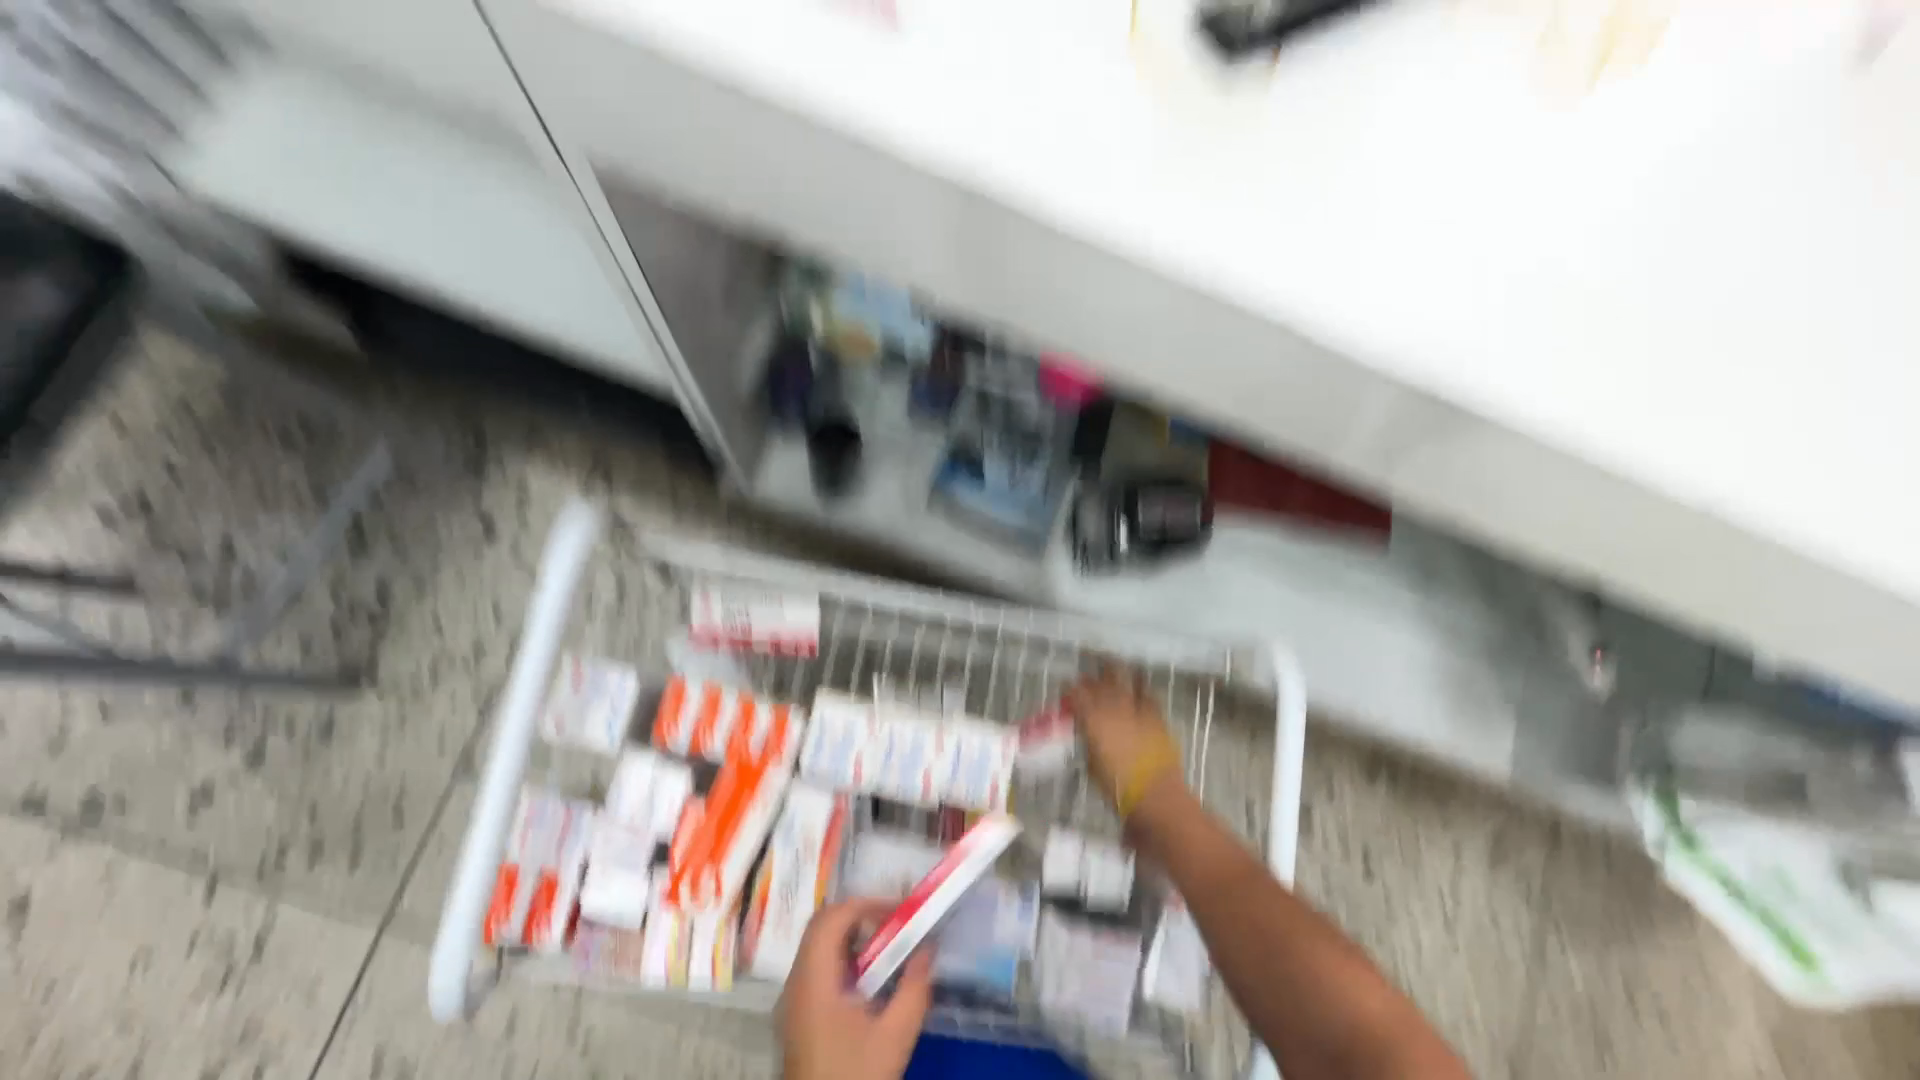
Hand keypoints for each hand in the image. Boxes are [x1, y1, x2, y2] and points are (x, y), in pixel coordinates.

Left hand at [778, 898, 933, 1079]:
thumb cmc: (856, 1075)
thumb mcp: (896, 1035)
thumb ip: (914, 987)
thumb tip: (928, 948)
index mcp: (814, 980)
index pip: (831, 918)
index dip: (865, 904)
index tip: (899, 912)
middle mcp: (796, 981)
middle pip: (822, 927)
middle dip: (861, 917)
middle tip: (896, 927)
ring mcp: (793, 999)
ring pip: (819, 948)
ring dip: (854, 940)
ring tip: (889, 953)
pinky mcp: (798, 1015)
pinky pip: (818, 970)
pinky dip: (845, 962)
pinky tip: (871, 983)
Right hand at [1065, 661, 1183, 817]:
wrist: (1157, 796)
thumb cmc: (1118, 788)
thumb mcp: (1092, 764)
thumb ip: (1089, 741)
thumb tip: (1088, 732)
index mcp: (1093, 720)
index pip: (1077, 694)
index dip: (1070, 690)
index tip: (1067, 690)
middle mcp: (1114, 708)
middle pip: (1101, 680)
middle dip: (1092, 677)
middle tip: (1087, 678)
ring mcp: (1138, 709)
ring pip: (1125, 679)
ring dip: (1116, 675)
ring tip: (1111, 672)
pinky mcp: (1157, 715)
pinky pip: (1147, 694)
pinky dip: (1139, 690)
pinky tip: (1137, 691)